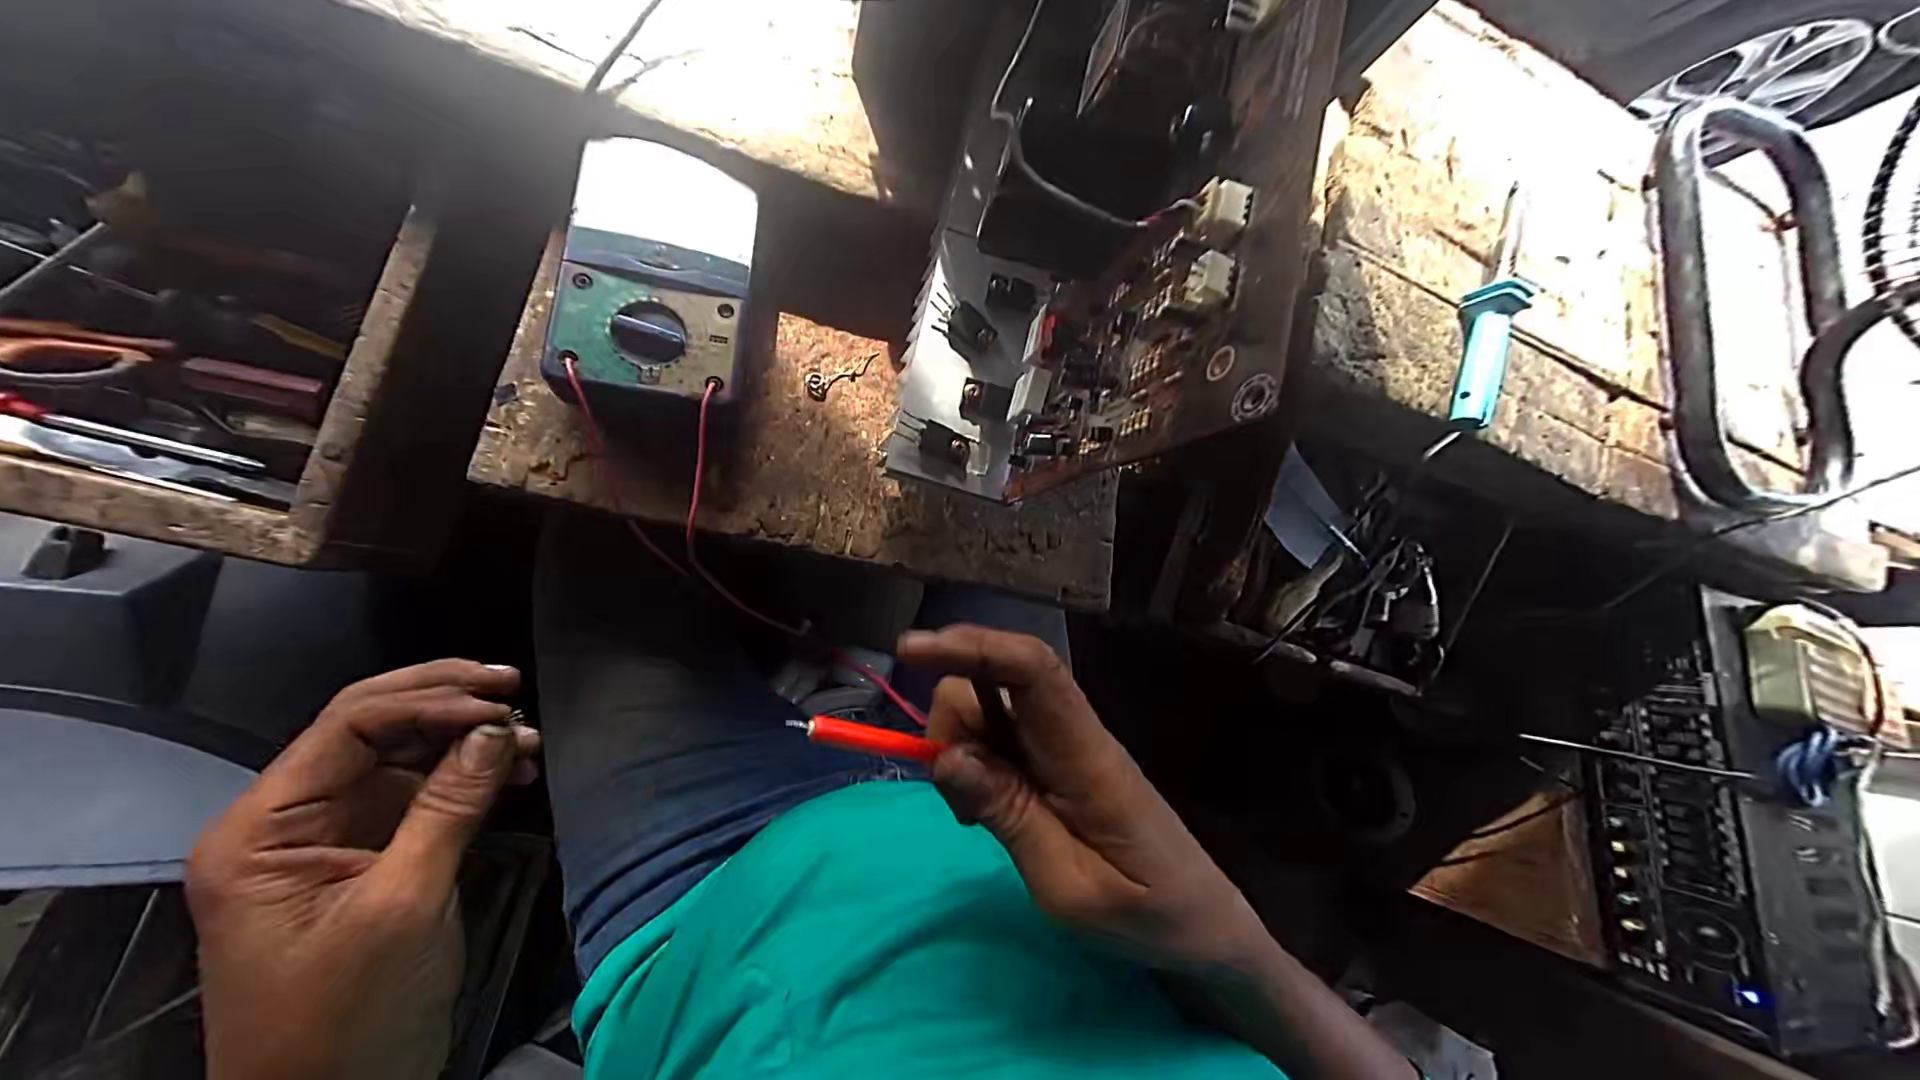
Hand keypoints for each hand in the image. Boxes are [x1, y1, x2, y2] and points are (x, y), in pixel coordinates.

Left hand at [187, 660, 540, 1079]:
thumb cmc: (348, 1010)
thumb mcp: (405, 903)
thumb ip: (449, 805)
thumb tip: (497, 727)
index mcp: (265, 828)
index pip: (350, 724)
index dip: (430, 701)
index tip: (501, 704)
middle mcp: (295, 817)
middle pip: (375, 724)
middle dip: (448, 699)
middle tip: (514, 685)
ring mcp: (339, 831)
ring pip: (408, 750)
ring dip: (470, 735)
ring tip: (529, 738)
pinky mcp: (380, 848)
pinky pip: (429, 786)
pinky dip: (474, 770)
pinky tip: (516, 769)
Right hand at [897, 625, 1267, 973]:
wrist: (1200, 922)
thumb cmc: (1147, 913)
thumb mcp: (1068, 889)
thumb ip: (1008, 817)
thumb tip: (947, 755)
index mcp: (1085, 753)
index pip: (1033, 668)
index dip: (973, 645)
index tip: (911, 650)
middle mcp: (1070, 731)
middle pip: (992, 683)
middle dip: (950, 724)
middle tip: (958, 804)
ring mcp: (1060, 742)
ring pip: (986, 708)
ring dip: (959, 750)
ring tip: (976, 819)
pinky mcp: (1052, 758)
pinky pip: (995, 737)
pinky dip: (972, 762)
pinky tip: (984, 808)